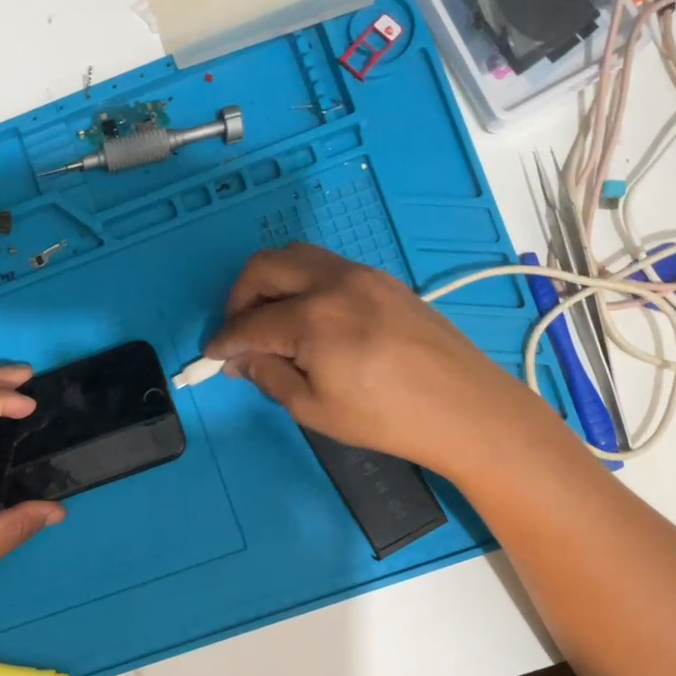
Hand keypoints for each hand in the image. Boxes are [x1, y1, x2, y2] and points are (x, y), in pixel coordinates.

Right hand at [205, 244, 559, 477]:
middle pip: (266, 266)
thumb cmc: (384, 418)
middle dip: (239, 296)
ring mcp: (363, 275)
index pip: (250, 323)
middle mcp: (334, 283)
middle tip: (237, 332)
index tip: (212, 357)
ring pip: (297, 257)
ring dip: (270, 283)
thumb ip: (269, 376)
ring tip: (268, 323)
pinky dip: (301, 284)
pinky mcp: (383, 279)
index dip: (224, 341)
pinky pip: (326, 266)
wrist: (463, 407)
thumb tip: (239, 360)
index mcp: (314, 319)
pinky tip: (306, 319)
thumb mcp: (313, 408)